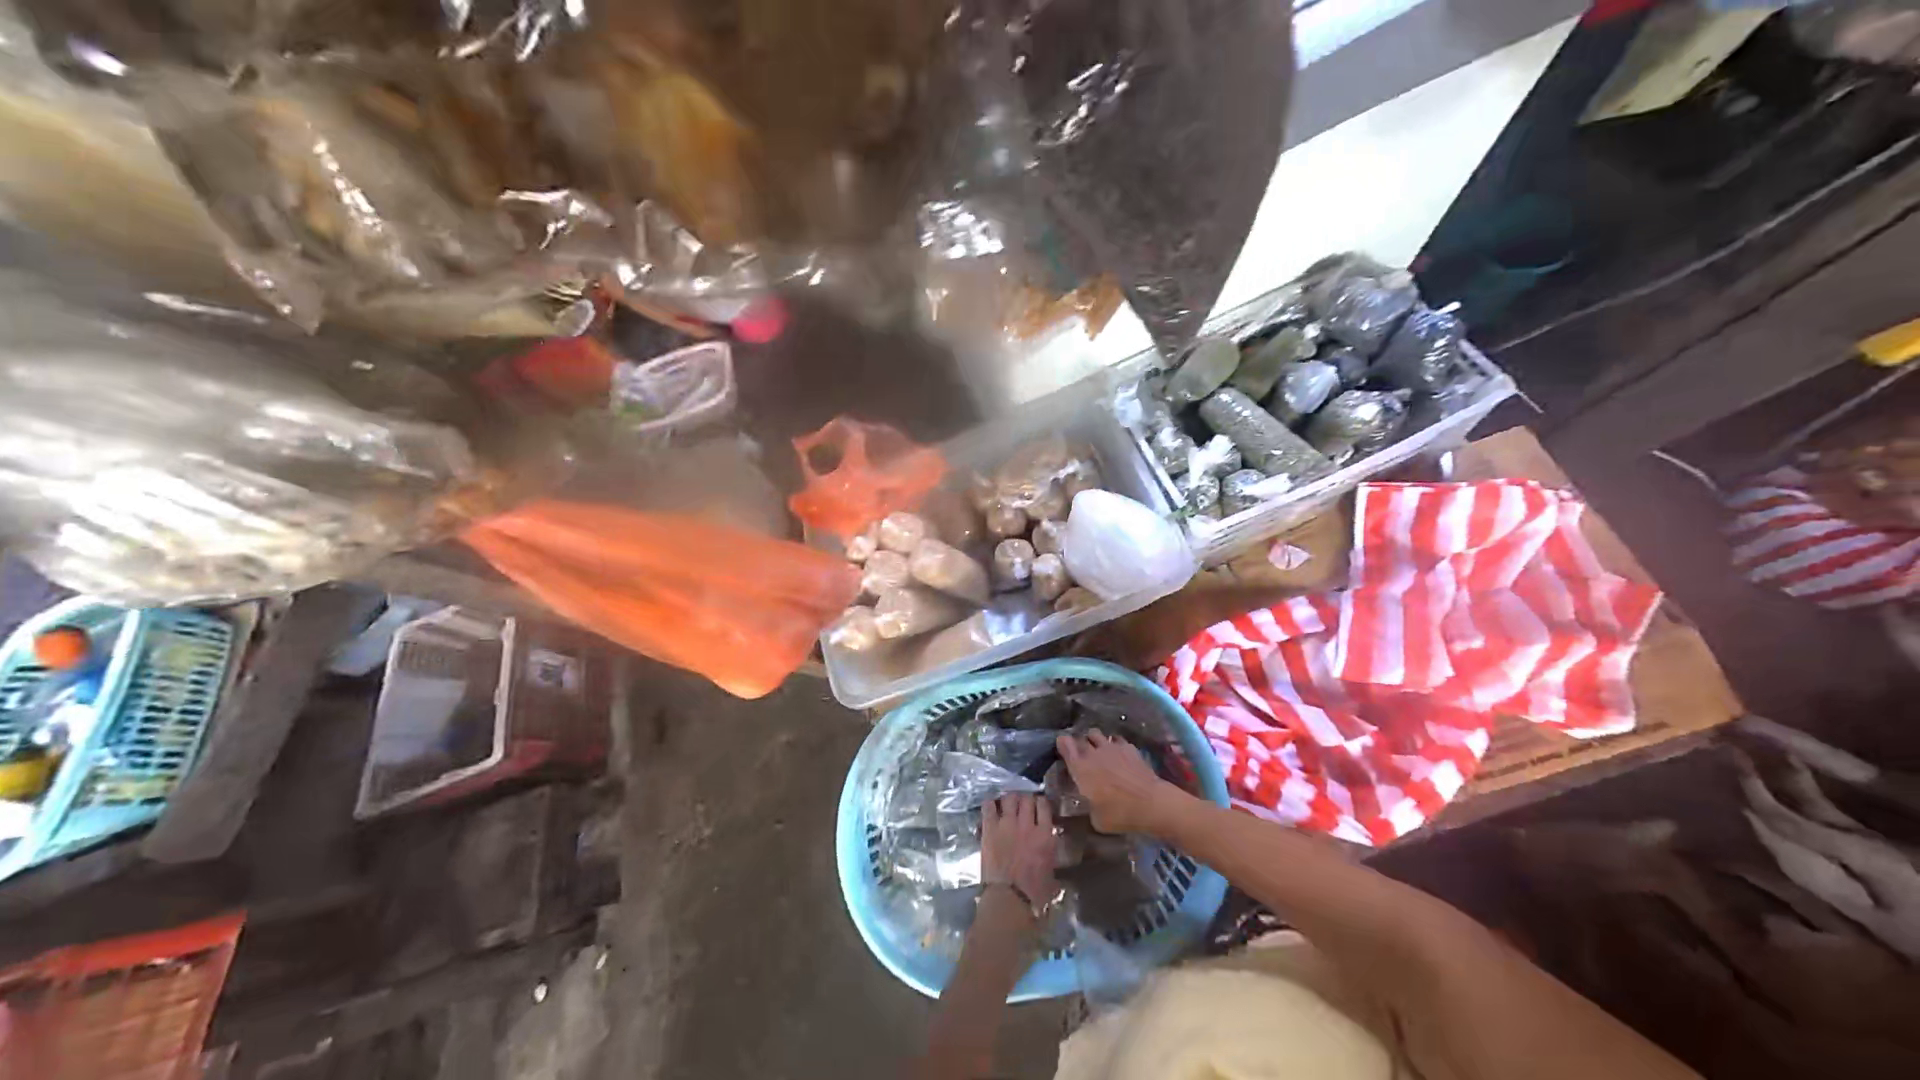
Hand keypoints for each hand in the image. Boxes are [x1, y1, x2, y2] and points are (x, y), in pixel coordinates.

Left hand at [981, 793, 1054, 910]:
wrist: (1009, 898)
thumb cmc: (1034, 893)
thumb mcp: (1051, 872)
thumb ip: (1050, 855)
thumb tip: (1050, 850)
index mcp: (1045, 835)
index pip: (1044, 805)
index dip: (1040, 802)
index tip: (1038, 805)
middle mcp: (1027, 824)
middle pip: (1026, 798)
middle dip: (1025, 799)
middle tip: (1022, 804)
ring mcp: (1007, 824)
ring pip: (1009, 798)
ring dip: (1010, 799)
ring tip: (1008, 803)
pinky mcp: (990, 828)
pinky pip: (989, 806)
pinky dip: (990, 804)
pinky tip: (991, 806)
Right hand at [1057, 731, 1183, 835]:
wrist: (1152, 804)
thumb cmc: (1119, 814)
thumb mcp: (1096, 818)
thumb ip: (1087, 805)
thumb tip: (1088, 801)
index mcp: (1081, 768)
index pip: (1065, 744)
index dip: (1062, 744)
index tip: (1063, 749)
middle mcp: (1093, 753)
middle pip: (1080, 737)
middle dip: (1079, 744)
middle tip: (1081, 755)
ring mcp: (1112, 747)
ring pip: (1097, 734)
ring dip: (1095, 741)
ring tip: (1098, 751)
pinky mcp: (1129, 747)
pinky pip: (1116, 740)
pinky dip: (1114, 745)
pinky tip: (1118, 755)